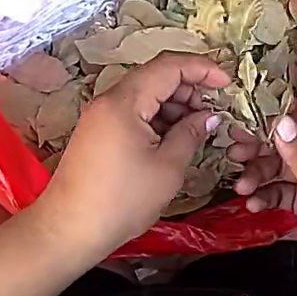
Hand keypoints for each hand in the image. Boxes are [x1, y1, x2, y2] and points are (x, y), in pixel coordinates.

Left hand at [35, 52, 227, 257]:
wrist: (69, 229)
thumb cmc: (122, 201)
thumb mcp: (167, 168)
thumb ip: (190, 134)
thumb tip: (208, 117)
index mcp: (125, 102)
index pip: (169, 66)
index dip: (203, 69)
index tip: (228, 83)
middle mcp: (109, 100)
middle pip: (156, 76)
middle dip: (190, 88)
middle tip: (215, 112)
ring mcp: (101, 116)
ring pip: (145, 95)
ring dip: (175, 105)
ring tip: (199, 129)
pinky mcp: (99, 133)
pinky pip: (134, 113)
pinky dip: (158, 119)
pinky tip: (176, 138)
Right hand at [230, 114, 296, 287]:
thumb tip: (281, 121)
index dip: (273, 129)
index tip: (242, 132)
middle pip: (294, 147)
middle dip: (262, 153)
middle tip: (234, 154)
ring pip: (288, 170)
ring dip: (262, 177)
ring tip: (241, 188)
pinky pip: (290, 193)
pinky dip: (271, 196)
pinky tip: (253, 204)